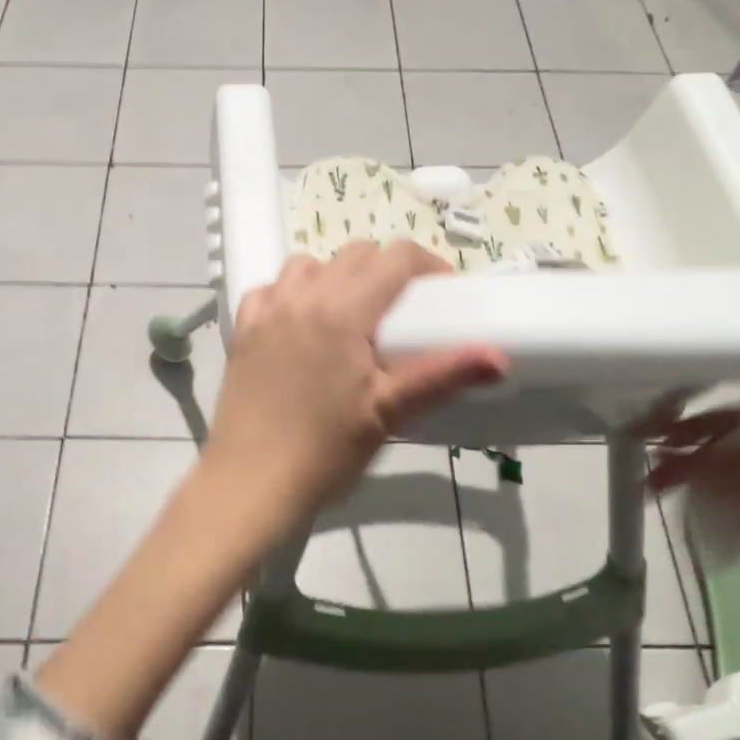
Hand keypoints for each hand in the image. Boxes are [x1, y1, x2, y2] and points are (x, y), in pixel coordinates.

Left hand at [204, 242, 507, 514]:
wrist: (250, 485)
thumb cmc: (325, 452)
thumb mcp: (389, 413)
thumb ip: (442, 376)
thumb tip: (498, 357)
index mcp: (342, 310)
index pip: (393, 257)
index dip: (426, 264)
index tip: (442, 293)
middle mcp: (301, 297)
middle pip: (354, 254)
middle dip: (386, 270)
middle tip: (403, 311)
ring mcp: (266, 312)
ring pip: (308, 265)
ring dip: (337, 276)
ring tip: (352, 315)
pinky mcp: (241, 333)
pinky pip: (269, 290)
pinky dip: (291, 293)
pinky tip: (300, 323)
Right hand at [648, 407, 739, 611]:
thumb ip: (705, 465)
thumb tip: (657, 455)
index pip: (709, 416)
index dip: (673, 431)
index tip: (639, 446)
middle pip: (721, 440)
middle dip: (687, 461)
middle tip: (654, 484)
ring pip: (736, 466)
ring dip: (708, 482)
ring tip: (682, 500)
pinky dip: (733, 498)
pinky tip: (720, 513)